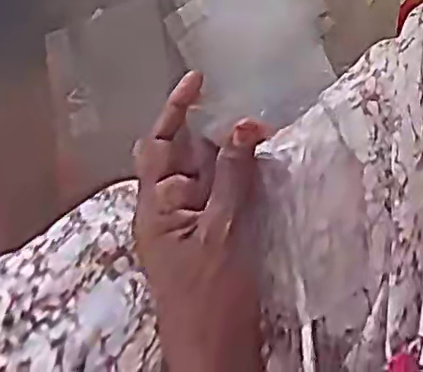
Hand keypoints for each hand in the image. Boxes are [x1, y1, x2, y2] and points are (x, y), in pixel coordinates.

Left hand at [133, 72, 267, 371]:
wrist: (215, 352)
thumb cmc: (209, 296)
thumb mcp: (222, 230)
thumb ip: (233, 175)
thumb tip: (243, 124)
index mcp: (157, 208)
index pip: (160, 145)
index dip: (176, 109)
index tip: (198, 78)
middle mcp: (170, 208)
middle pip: (188, 152)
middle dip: (217, 129)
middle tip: (254, 118)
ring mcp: (192, 219)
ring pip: (211, 167)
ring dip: (234, 149)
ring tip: (264, 136)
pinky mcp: (214, 229)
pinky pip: (225, 187)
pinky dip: (243, 169)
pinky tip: (264, 161)